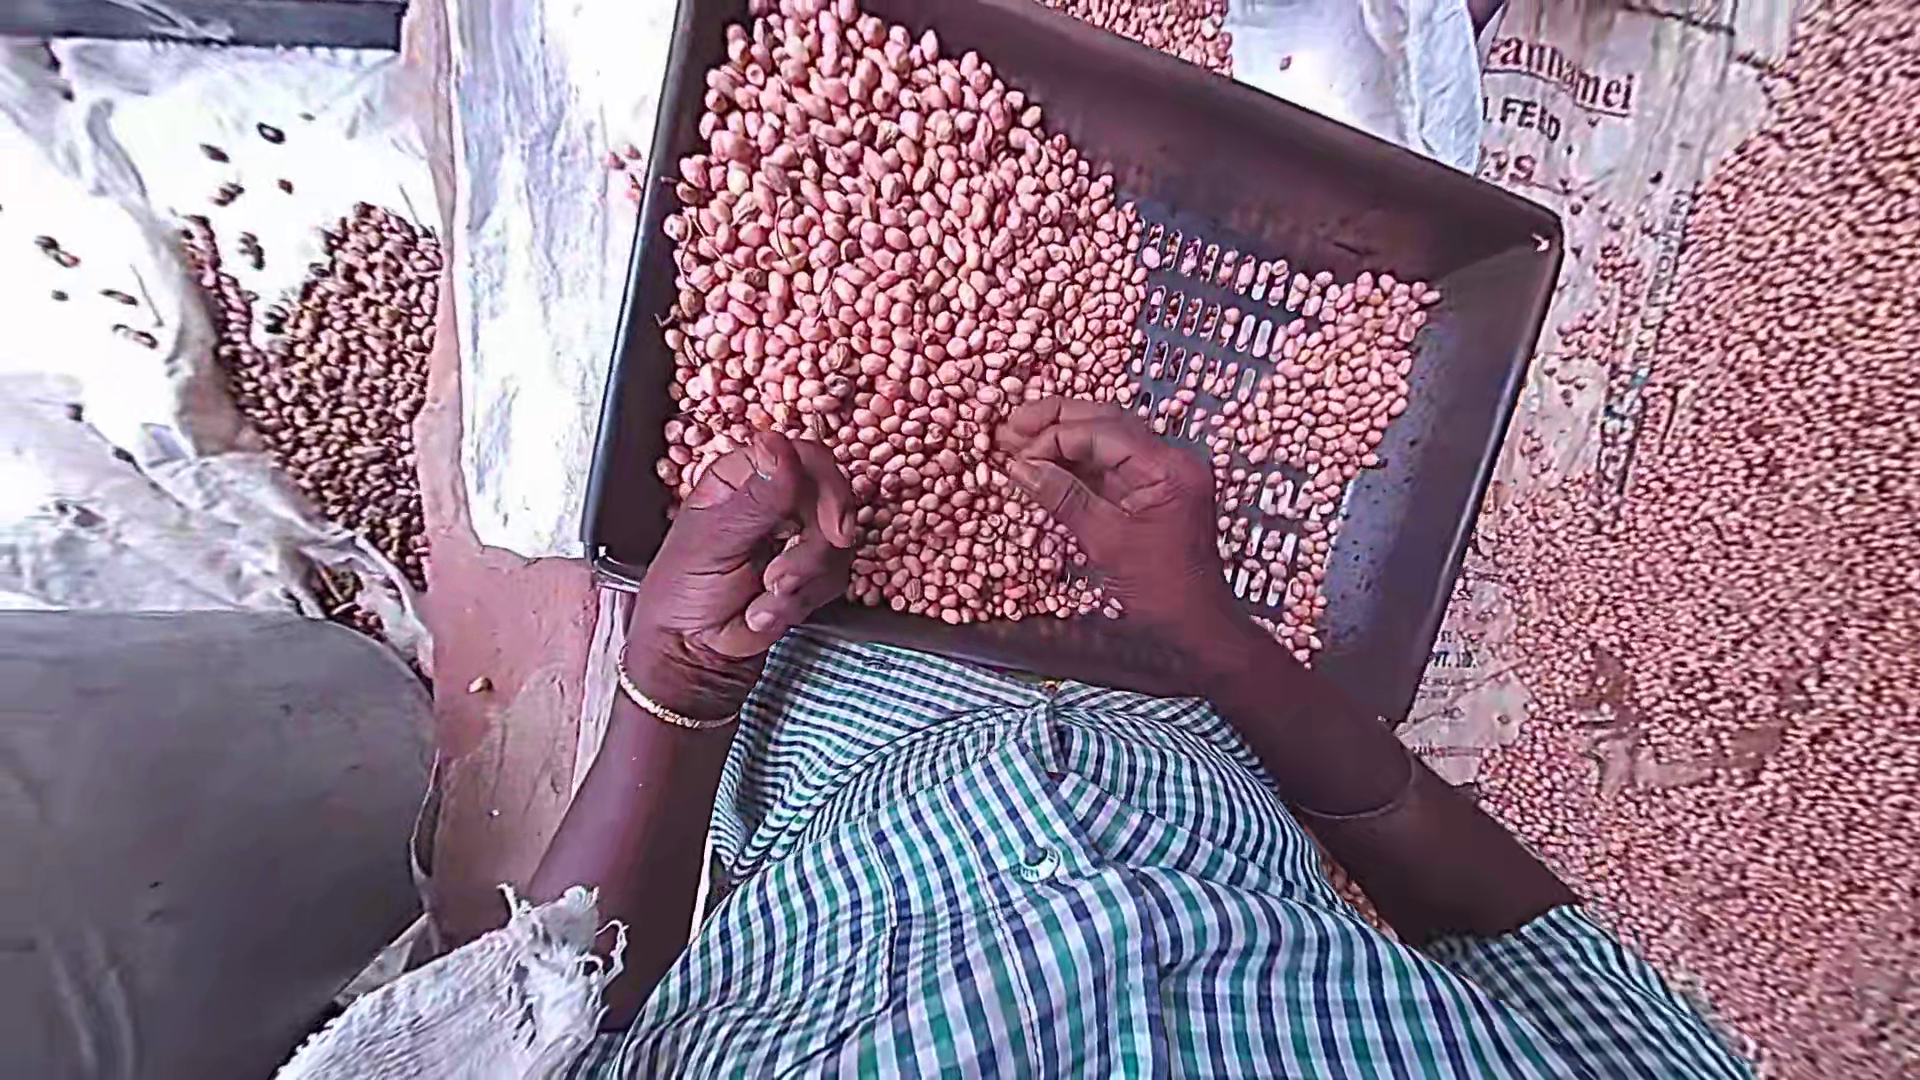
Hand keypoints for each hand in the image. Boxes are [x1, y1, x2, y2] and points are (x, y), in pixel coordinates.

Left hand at [625, 431, 855, 720]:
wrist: (692, 654)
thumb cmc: (682, 594)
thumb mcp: (712, 543)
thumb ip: (755, 499)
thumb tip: (779, 446)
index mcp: (744, 478)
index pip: (806, 458)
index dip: (829, 486)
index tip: (835, 525)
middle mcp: (777, 500)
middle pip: (833, 500)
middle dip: (814, 547)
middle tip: (787, 577)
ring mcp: (798, 536)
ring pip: (838, 543)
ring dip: (803, 580)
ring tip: (763, 600)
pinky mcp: (813, 572)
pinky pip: (836, 577)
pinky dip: (803, 601)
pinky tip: (766, 611)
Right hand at [995, 397, 1245, 645]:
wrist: (1197, 621)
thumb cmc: (1159, 588)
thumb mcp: (1106, 543)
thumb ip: (1064, 498)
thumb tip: (1018, 468)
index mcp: (1167, 468)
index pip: (1102, 431)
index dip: (1054, 438)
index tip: (1017, 457)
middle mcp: (1169, 459)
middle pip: (1105, 420)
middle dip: (1055, 420)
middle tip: (1011, 425)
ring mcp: (1161, 471)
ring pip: (1105, 436)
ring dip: (1062, 436)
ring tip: (1019, 438)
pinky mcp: (1150, 487)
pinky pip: (1108, 462)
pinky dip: (1075, 460)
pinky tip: (1044, 461)